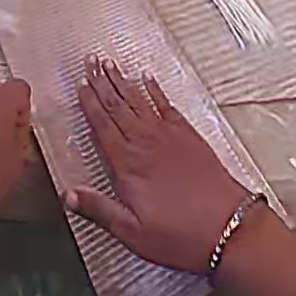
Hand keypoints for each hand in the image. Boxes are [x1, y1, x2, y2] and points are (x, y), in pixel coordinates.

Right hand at [67, 57, 252, 271]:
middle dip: (100, 81)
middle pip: (116, 105)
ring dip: (121, 80)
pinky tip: (146, 77)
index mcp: (127, 163)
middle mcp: (143, 142)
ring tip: (109, 63)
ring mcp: (166, 134)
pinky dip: (154, 89)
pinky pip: (165, 104)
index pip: (102, 125)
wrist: (228, 227)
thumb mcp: (133, 232)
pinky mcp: (186, 134)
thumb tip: (67, 195)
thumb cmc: (180, 235)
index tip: (81, 85)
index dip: (89, 103)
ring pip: (136, 99)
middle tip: (90, 61)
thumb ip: (99, 209)